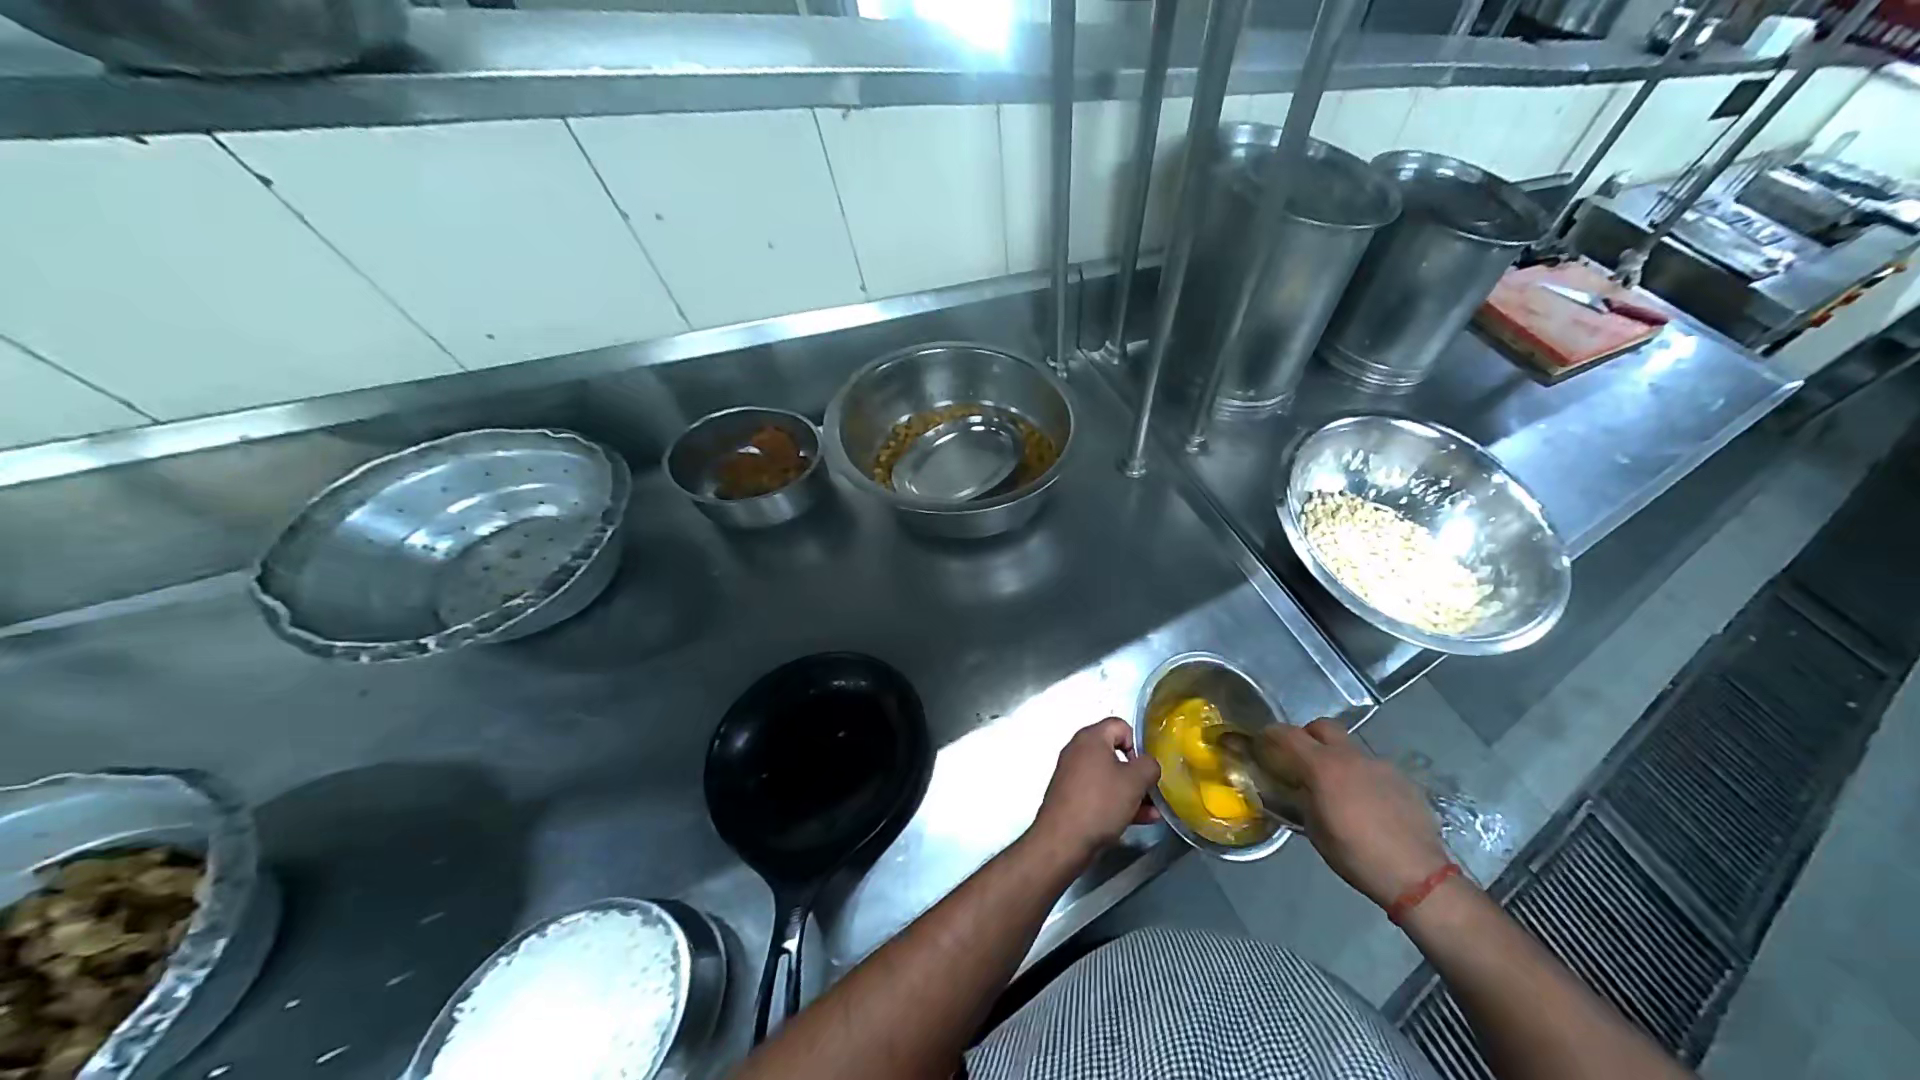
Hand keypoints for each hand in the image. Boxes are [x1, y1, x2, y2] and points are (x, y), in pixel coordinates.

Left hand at [1028, 717, 1160, 868]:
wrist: (1063, 840)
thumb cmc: (1100, 802)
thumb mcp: (1134, 781)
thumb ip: (1149, 766)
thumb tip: (1149, 764)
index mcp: (1090, 738)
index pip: (1120, 725)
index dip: (1138, 743)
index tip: (1146, 766)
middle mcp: (1078, 751)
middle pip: (1116, 752)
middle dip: (1138, 772)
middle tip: (1153, 790)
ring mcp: (1073, 774)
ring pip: (1110, 776)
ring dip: (1133, 791)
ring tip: (1153, 810)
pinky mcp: (1072, 796)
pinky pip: (1101, 792)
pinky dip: (1119, 802)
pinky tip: (1139, 819)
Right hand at [1258, 719, 1450, 909]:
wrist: (1417, 876)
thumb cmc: (1355, 855)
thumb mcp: (1314, 830)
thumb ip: (1299, 800)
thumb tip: (1291, 788)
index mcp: (1324, 767)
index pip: (1288, 734)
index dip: (1271, 734)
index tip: (1263, 742)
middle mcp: (1352, 757)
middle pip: (1323, 727)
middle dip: (1308, 736)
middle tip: (1302, 759)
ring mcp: (1382, 766)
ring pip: (1351, 748)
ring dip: (1338, 759)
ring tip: (1339, 789)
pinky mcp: (1404, 780)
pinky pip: (1374, 768)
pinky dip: (1362, 777)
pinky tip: (1368, 804)